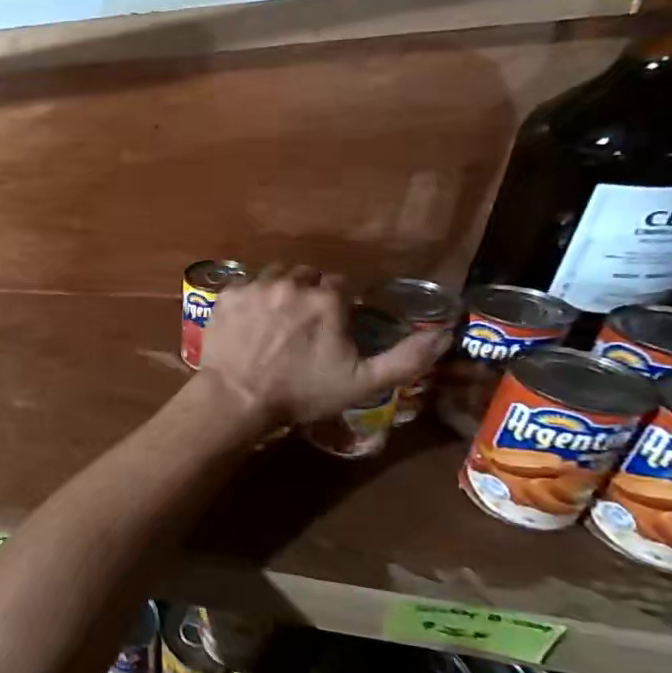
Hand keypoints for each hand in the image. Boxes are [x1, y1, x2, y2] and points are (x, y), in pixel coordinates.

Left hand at [186, 265, 449, 426]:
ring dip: (280, 289)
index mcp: (327, 299)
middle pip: (306, 275)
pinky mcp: (226, 296)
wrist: (236, 397)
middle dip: (310, 292)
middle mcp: (290, 284)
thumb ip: (408, 357)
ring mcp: (254, 287)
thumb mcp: (364, 382)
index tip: (334, 322)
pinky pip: (244, 284)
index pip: (341, 284)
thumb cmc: (301, 392)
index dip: (340, 302)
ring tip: (277, 316)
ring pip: (274, 275)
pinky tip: (250, 317)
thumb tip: (445, 334)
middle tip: (304, 321)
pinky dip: (250, 295)